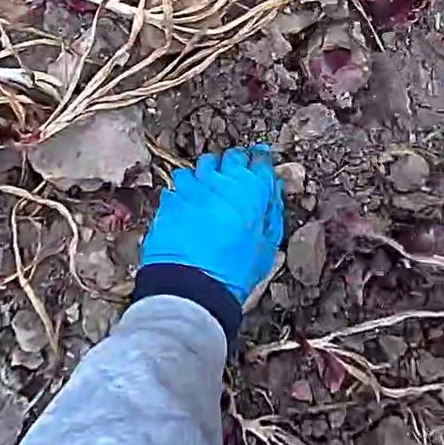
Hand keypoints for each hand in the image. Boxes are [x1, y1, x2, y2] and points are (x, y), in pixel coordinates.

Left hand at [140, 145, 284, 303]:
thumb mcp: (268, 246)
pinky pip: (179, 184)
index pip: (260, 158)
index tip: (258, 163)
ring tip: (209, 192)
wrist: (190, 288)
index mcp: (253, 189)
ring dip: (208, 174)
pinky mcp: (171, 198)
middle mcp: (224, 180)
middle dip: (234, 164)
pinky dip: (185, 191)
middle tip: (235, 179)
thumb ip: (272, 212)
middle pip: (231, 156)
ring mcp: (194, 186)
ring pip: (203, 165)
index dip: (260, 160)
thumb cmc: (233, 272)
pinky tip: (187, 207)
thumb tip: (273, 193)